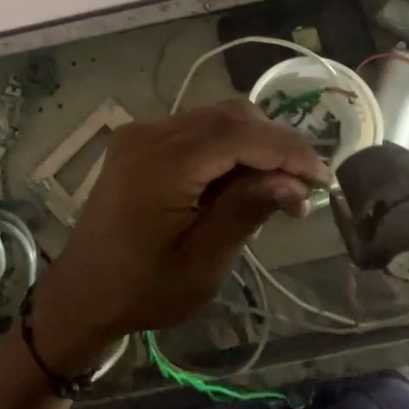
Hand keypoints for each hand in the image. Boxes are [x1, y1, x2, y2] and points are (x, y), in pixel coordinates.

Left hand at [31, 101, 328, 370]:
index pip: (237, 135)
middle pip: (228, 116)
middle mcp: (148, 135)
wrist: (83, 292)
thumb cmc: (143, 289)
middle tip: (305, 187)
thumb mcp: (203, 262)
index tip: (325, 178)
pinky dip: (227, 147)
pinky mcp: (139, 141)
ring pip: (214, 117)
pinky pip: (195, 129)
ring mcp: (140, 134)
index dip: (287, 150)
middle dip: (274, 144)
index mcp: (160, 165)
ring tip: (280, 189)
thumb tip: (295, 182)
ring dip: (253, 144)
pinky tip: (243, 181)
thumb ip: (246, 211)